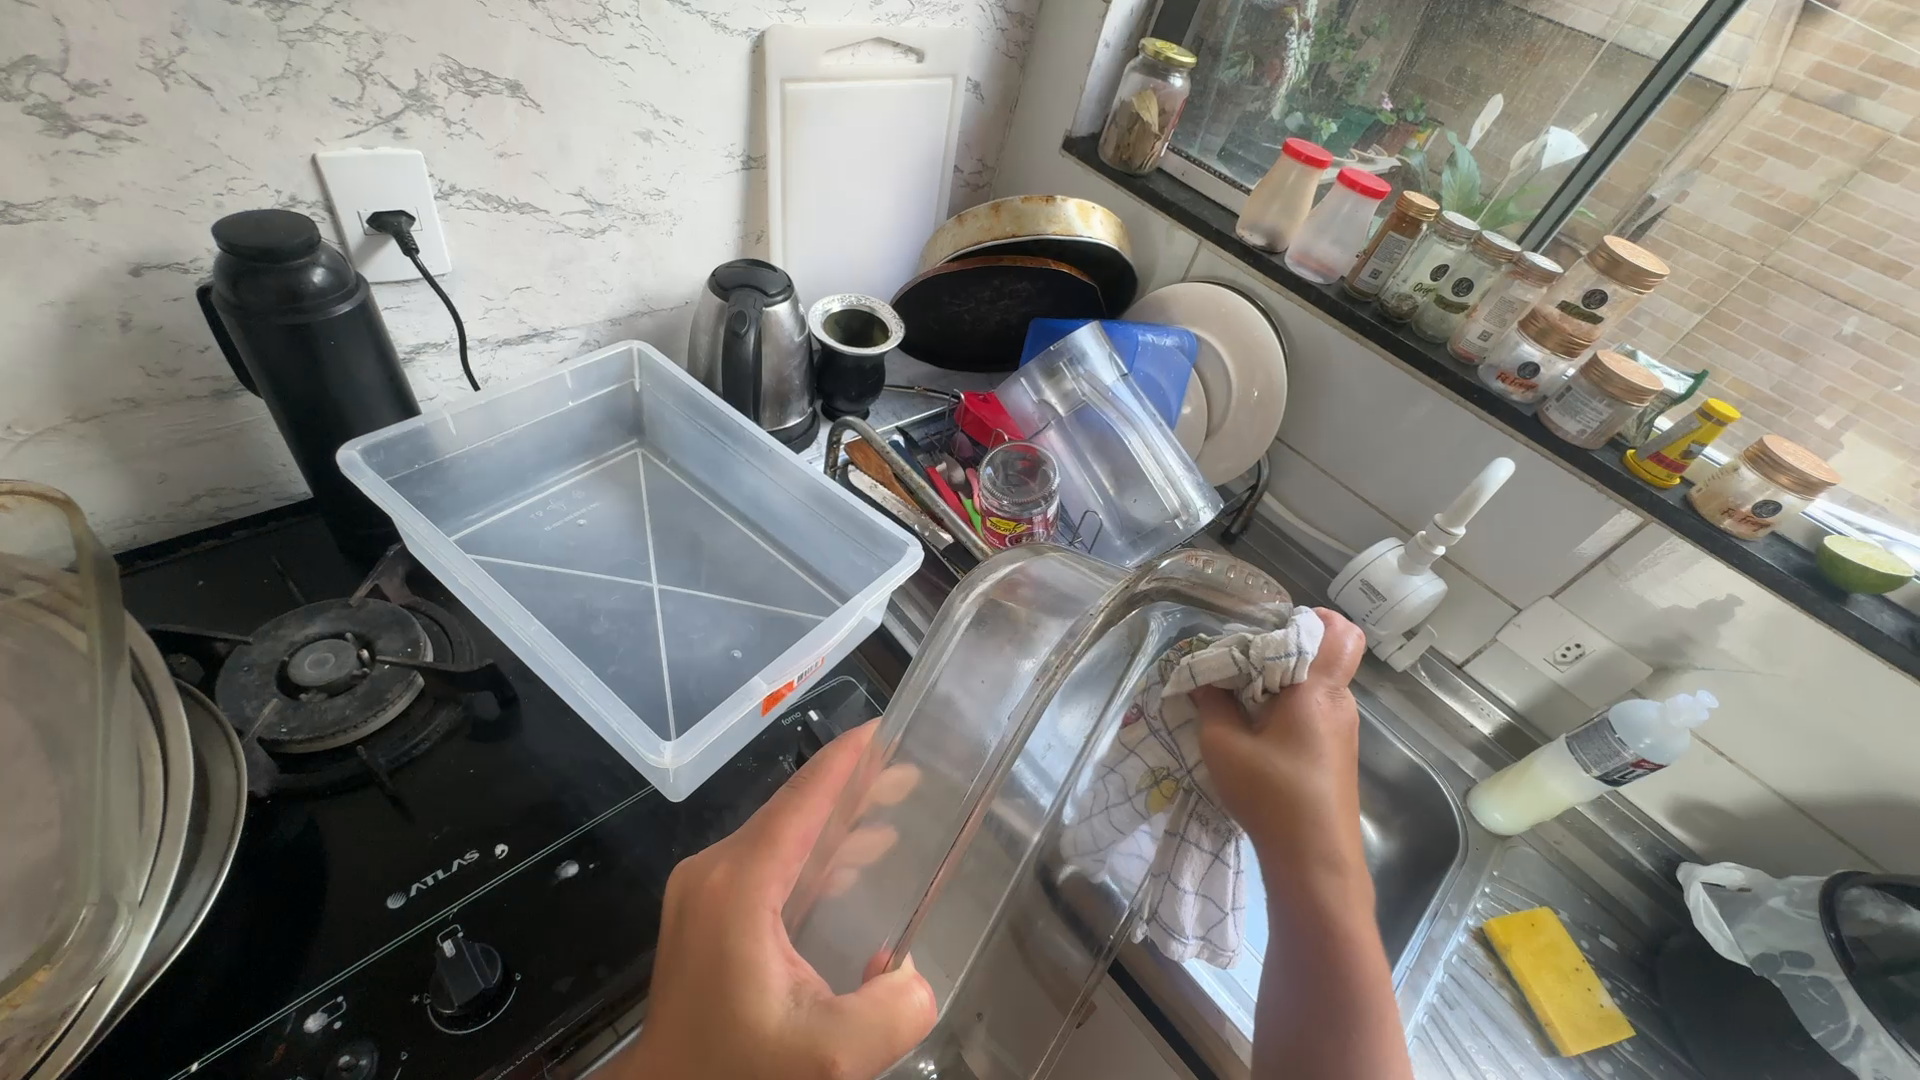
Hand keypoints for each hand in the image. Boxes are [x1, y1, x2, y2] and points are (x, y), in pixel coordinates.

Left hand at [615, 723, 935, 1079]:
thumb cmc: (735, 1074)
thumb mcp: (827, 1057)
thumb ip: (893, 1011)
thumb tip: (912, 973)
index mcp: (738, 885)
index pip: (802, 799)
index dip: (846, 759)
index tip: (885, 729)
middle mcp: (715, 871)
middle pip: (793, 809)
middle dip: (853, 790)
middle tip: (910, 778)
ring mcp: (705, 890)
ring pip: (782, 834)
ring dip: (835, 825)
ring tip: (892, 816)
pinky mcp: (707, 911)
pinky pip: (768, 862)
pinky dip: (812, 855)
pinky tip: (851, 865)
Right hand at [1191, 608, 1369, 892]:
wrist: (1315, 862)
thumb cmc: (1271, 795)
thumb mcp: (1223, 745)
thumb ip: (1211, 702)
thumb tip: (1202, 677)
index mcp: (1317, 690)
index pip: (1339, 631)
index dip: (1308, 619)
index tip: (1264, 629)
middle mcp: (1338, 703)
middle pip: (1323, 654)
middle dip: (1282, 649)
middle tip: (1239, 662)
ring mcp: (1342, 729)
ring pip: (1317, 683)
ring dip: (1282, 681)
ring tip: (1240, 697)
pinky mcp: (1337, 752)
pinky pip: (1315, 708)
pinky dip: (1288, 705)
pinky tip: (1256, 728)